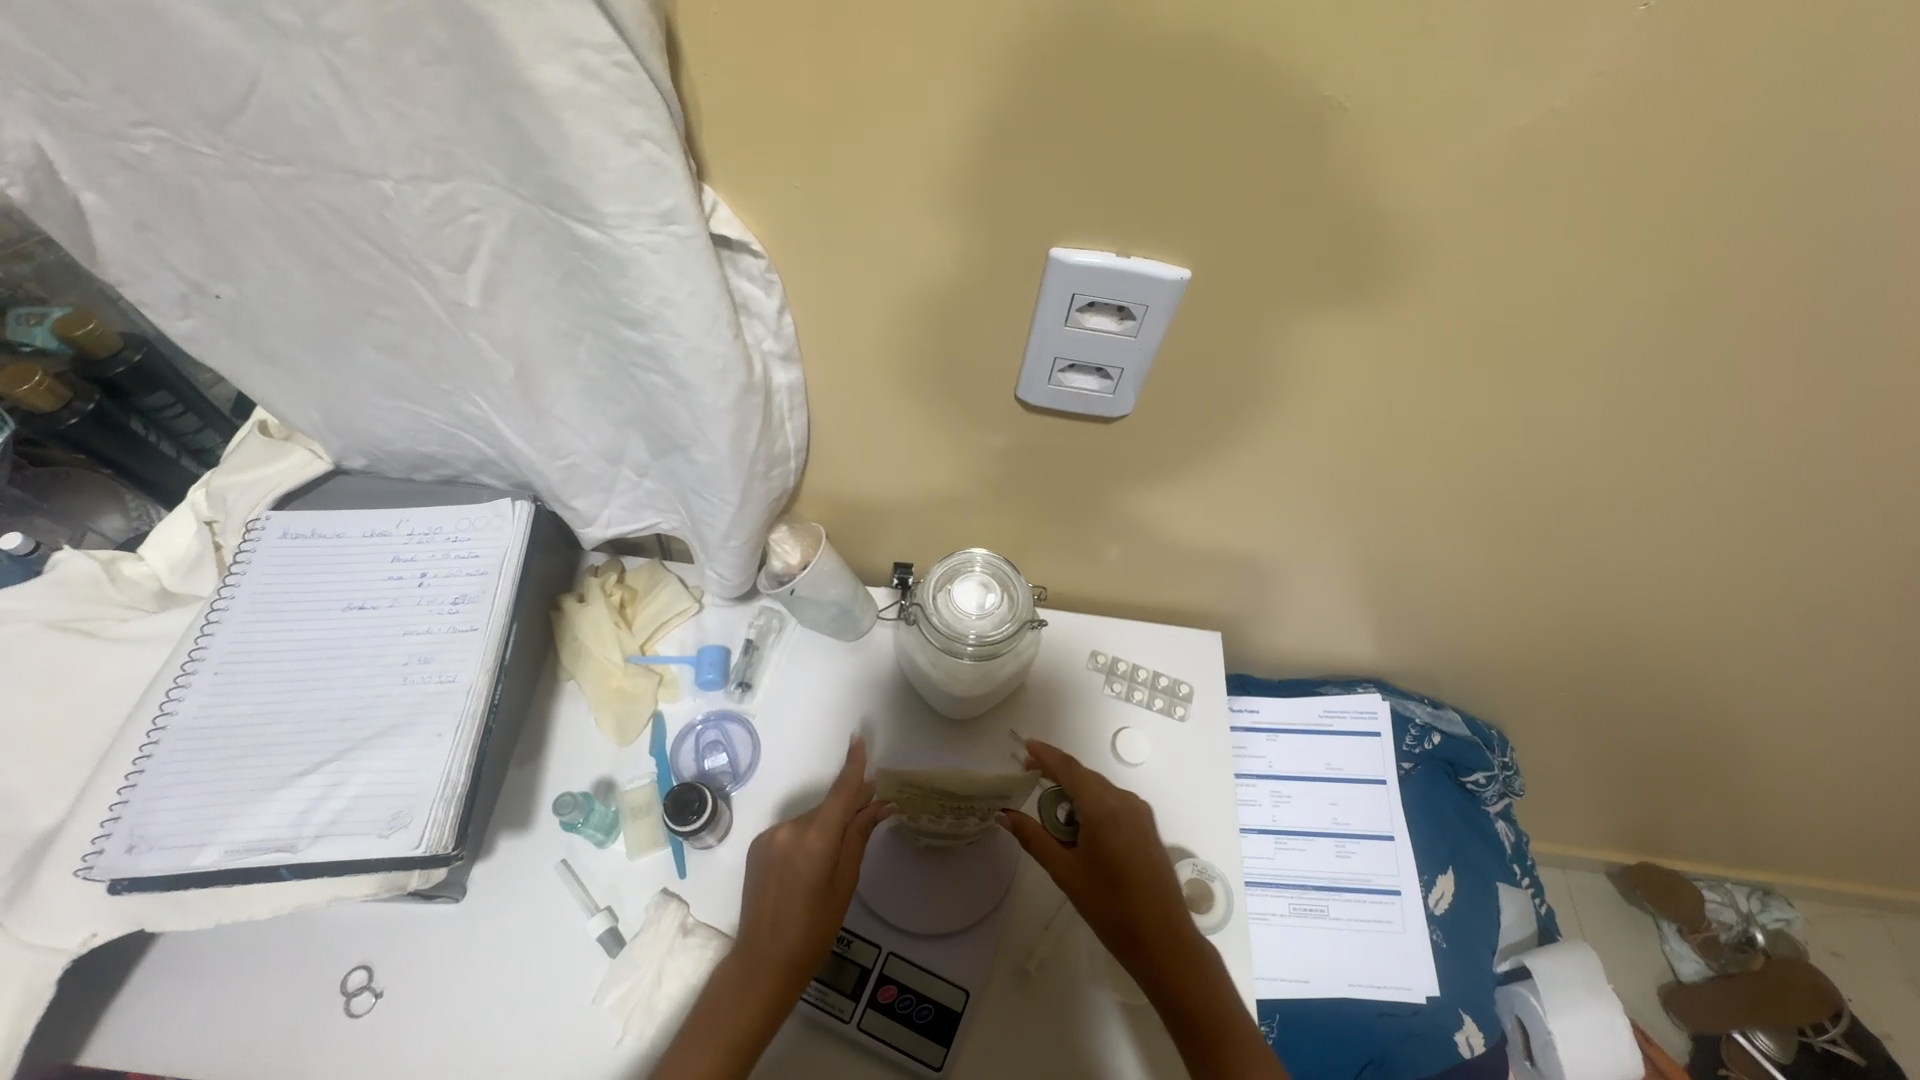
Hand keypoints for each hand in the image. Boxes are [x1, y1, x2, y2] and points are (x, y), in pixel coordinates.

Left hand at [732, 734, 891, 987]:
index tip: (859, 739)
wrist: (764, 960)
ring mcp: (770, 836)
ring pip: (810, 821)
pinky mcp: (758, 846)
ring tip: (832, 862)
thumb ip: (858, 836)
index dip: (854, 766)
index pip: (841, 792)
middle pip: (827, 809)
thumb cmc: (815, 928)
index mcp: (815, 839)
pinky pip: (792, 833)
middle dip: (847, 810)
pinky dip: (806, 839)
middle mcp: (789, 829)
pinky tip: (808, 868)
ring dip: (825, 829)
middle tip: (872, 814)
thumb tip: (880, 804)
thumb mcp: (845, 883)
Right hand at [997, 738, 1204, 983]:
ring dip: (1075, 795)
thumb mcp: (1065, 872)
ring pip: (1100, 791)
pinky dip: (1092, 807)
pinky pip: (1114, 804)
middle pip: (1085, 777)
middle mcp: (1125, 801)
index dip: (1046, 755)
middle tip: (1028, 780)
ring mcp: (1140, 813)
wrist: (1163, 940)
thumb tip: (1005, 815)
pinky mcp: (1148, 828)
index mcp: (1103, 807)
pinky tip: (1079, 829)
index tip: (1025, 746)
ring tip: (1050, 815)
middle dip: (1057, 776)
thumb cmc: (1110, 907)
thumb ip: (1034, 838)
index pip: (1069, 769)